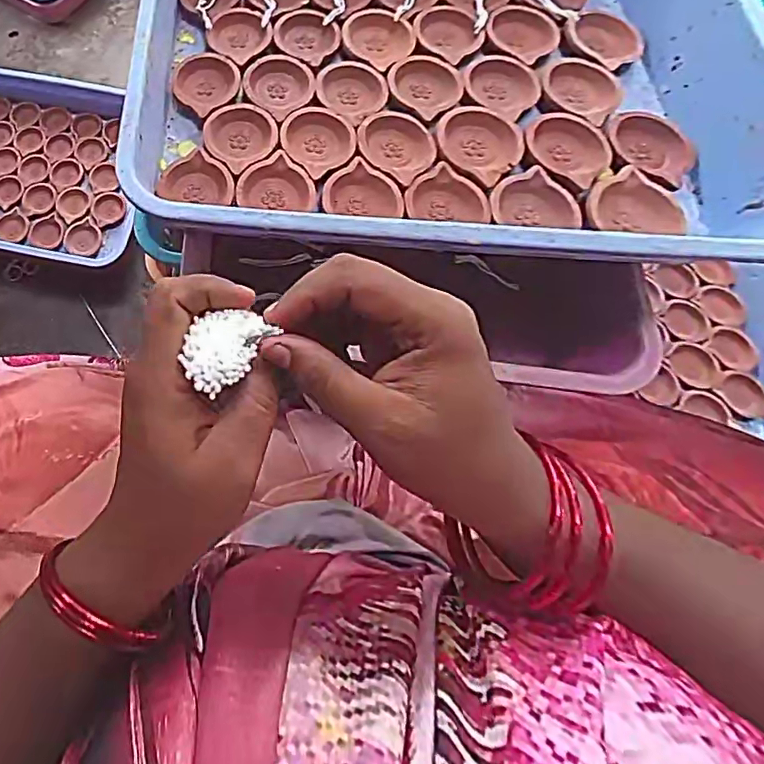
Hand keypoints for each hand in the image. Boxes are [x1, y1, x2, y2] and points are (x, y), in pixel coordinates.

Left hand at [57, 276, 282, 624]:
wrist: (142, 542)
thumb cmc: (184, 508)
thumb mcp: (235, 458)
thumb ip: (257, 399)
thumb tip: (273, 353)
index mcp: (157, 374)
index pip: (169, 298)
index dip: (210, 288)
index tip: (250, 306)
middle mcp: (148, 367)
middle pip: (176, 305)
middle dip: (221, 306)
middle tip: (262, 332)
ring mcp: (152, 379)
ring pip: (184, 327)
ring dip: (222, 330)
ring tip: (261, 353)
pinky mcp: (161, 393)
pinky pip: (188, 353)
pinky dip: (218, 353)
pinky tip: (246, 377)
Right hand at [259, 255, 541, 535]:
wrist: (492, 487)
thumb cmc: (447, 460)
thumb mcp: (378, 422)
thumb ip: (323, 378)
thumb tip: (273, 345)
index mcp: (433, 318)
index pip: (354, 276)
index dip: (305, 294)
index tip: (271, 327)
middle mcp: (426, 306)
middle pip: (348, 279)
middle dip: (305, 306)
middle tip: (274, 341)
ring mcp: (415, 318)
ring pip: (345, 296)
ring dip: (311, 321)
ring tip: (288, 354)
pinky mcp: (402, 335)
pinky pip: (352, 319)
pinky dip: (325, 335)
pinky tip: (310, 359)